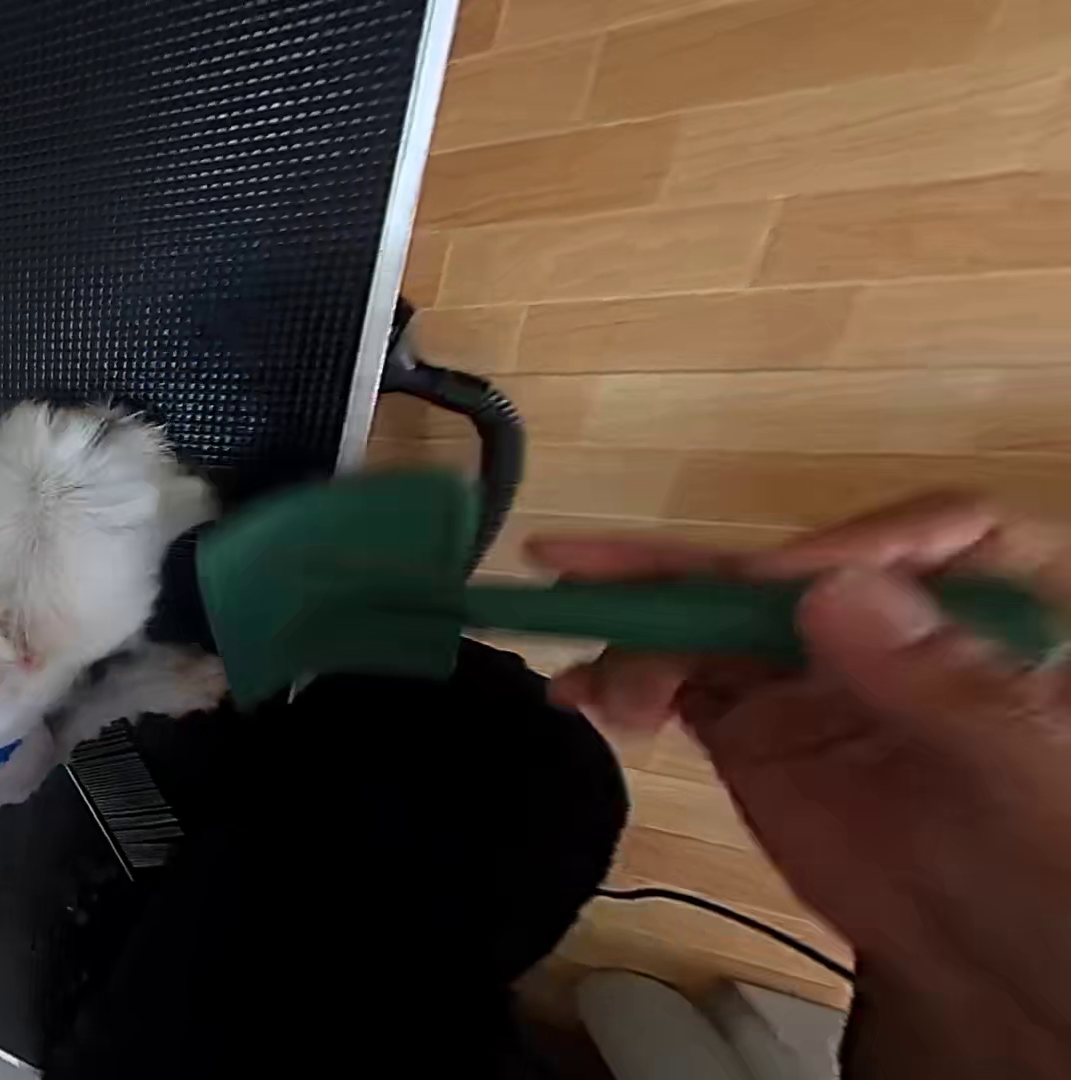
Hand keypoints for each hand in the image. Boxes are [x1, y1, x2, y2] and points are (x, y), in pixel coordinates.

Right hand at [530, 494, 1070, 1076]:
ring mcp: (796, 677)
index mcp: (988, 635)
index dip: (842, 548)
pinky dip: (608, 678)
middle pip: (763, 578)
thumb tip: (831, 590)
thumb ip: (952, 695)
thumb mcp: (1033, 804)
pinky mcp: (736, 716)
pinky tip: (577, 695)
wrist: (983, 977)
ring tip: (604, 700)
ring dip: (626, 646)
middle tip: (568, 563)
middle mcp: (879, 639)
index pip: (928, 547)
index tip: (759, 585)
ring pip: (690, 626)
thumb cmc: (1048, 899)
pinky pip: (660, 677)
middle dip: (663, 572)